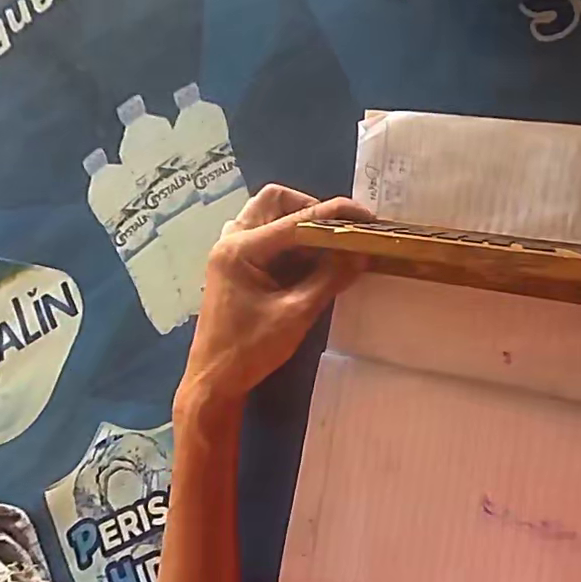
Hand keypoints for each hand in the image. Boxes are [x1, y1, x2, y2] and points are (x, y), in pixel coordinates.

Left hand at [179, 185, 371, 409]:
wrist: (214, 380)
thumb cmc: (250, 350)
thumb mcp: (296, 314)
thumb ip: (329, 279)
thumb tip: (362, 253)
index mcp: (241, 249)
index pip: (296, 219)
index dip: (335, 214)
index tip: (367, 219)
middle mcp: (232, 241)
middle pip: (274, 201)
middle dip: (311, 210)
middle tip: (338, 234)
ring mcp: (231, 252)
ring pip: (269, 216)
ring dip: (300, 226)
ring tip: (328, 249)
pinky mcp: (236, 266)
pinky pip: (266, 238)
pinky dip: (290, 243)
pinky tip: (308, 264)